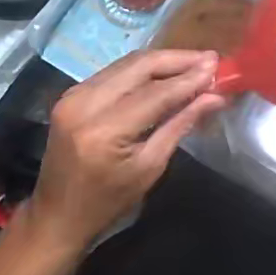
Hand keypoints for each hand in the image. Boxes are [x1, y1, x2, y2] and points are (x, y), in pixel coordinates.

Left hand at [25, 50, 224, 247]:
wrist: (56, 215)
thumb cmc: (108, 201)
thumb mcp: (151, 167)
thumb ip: (181, 124)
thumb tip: (216, 97)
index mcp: (104, 130)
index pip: (156, 93)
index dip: (190, 78)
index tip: (218, 67)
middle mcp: (84, 104)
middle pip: (140, 66)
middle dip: (178, 59)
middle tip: (210, 59)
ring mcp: (74, 95)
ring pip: (128, 64)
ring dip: (164, 61)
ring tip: (196, 63)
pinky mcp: (71, 94)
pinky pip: (116, 72)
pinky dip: (144, 69)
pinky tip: (167, 73)